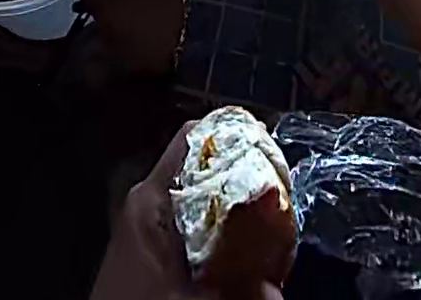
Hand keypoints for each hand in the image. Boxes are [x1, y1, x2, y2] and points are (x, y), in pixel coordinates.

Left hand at [89, 123, 282, 299]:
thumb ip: (237, 290)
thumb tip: (276, 287)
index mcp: (151, 197)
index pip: (193, 138)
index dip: (232, 136)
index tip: (267, 150)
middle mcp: (146, 200)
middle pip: (200, 168)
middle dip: (240, 180)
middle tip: (277, 195)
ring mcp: (144, 224)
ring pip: (197, 198)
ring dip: (231, 211)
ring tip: (266, 225)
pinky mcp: (146, 248)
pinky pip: (188, 224)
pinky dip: (215, 233)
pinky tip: (237, 257)